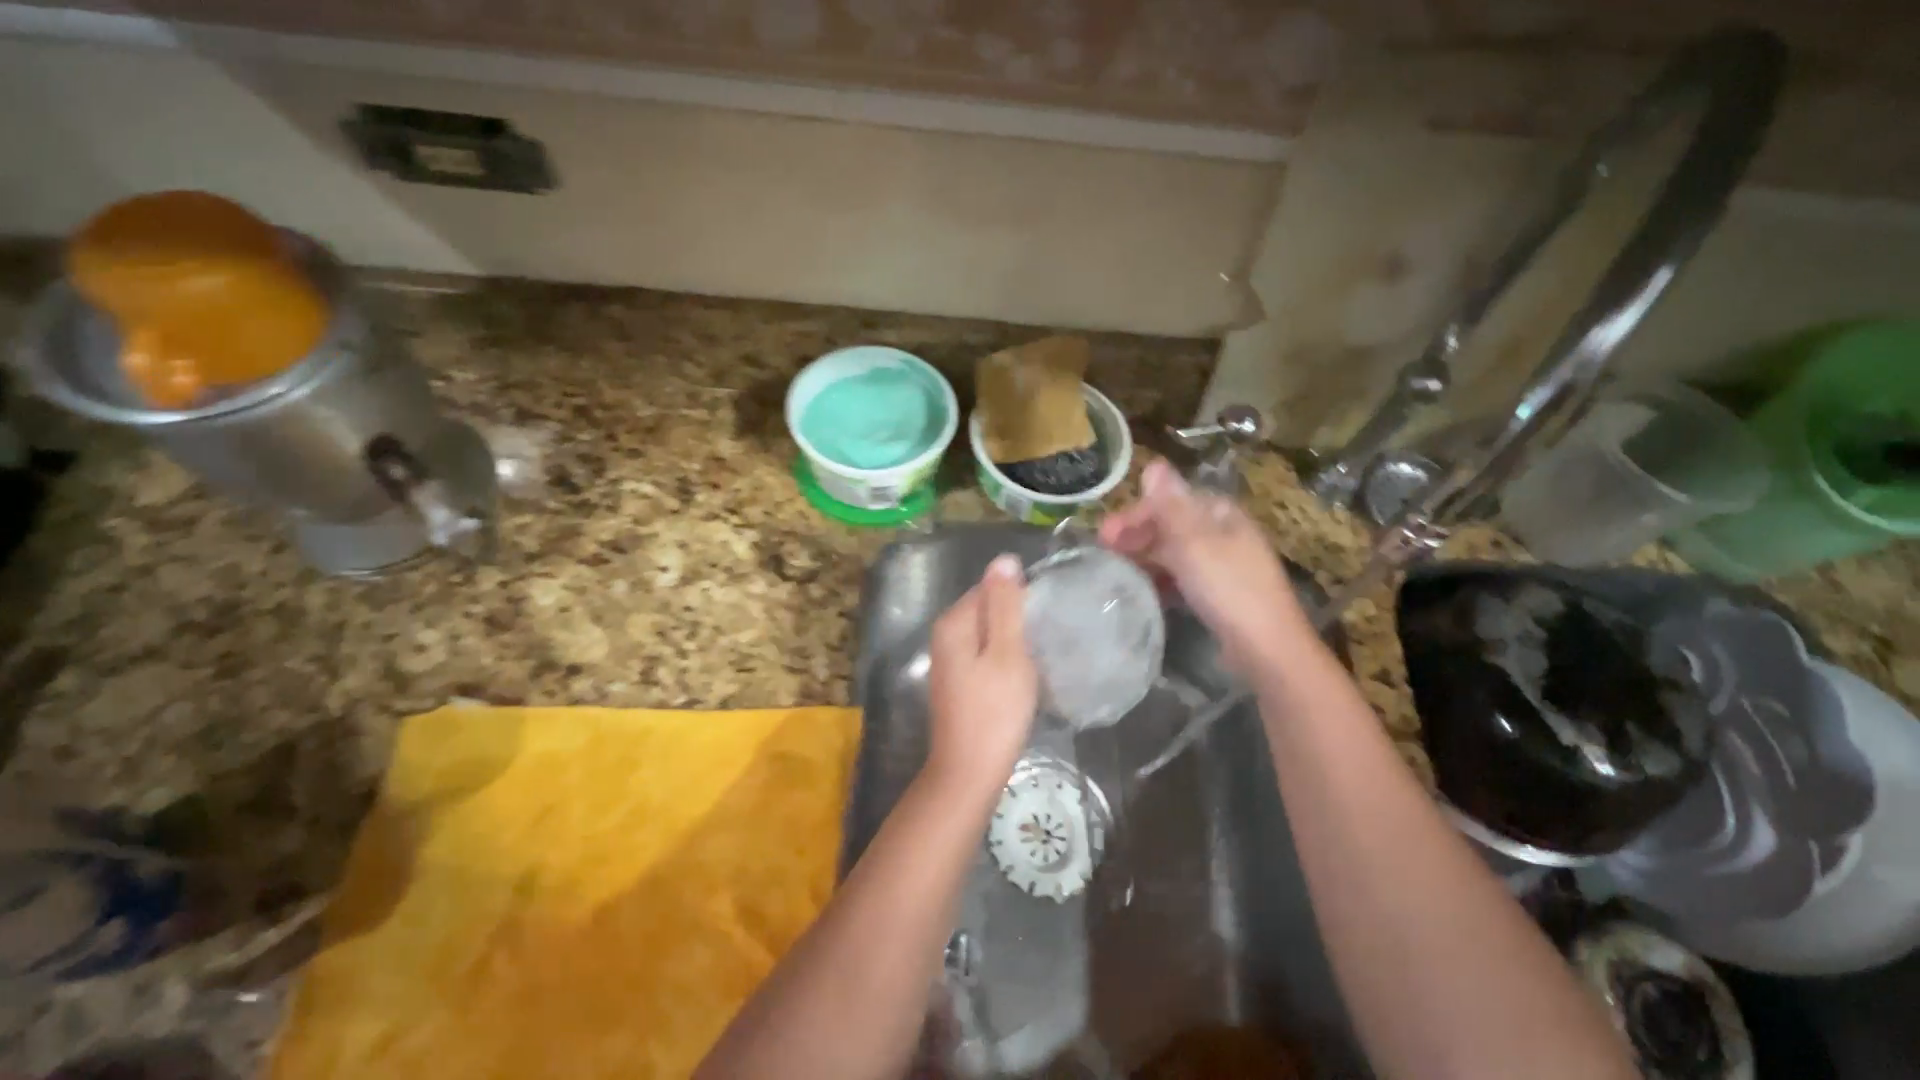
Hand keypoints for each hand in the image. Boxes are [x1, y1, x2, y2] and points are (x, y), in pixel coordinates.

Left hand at [924, 555, 1038, 794]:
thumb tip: (1004, 560)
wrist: (969, 771)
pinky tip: (1025, 674)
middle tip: (1052, 633)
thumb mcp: (1007, 653)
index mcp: (954, 622)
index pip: (990, 587)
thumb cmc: (994, 711)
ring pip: (989, 634)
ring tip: (1045, 652)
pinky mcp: (960, 683)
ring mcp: (950, 661)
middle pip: (988, 609)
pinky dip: (1007, 659)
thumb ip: (1005, 606)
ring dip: (1015, 639)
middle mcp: (945, 636)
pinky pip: (987, 656)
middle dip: (1018, 616)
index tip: (1050, 615)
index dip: (1021, 597)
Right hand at [1100, 459, 1313, 672]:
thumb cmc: (1228, 589)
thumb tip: (1154, 464)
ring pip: (1176, 553)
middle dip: (1137, 535)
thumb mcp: (1193, 542)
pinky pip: (1184, 577)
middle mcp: (1225, 534)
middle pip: (1172, 526)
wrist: (1266, 648)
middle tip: (1104, 552)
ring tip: (1118, 573)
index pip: (1171, 501)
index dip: (1136, 514)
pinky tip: (1146, 592)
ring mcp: (1225, 566)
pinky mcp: (1221, 595)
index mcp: (1221, 514)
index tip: (1105, 535)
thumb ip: (1170, 505)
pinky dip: (1162, 579)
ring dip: (1146, 557)